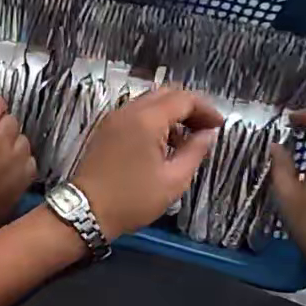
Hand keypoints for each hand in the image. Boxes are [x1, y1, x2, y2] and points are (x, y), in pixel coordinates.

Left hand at [72, 86, 222, 237]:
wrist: (86, 211)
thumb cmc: (133, 199)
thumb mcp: (173, 180)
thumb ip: (194, 152)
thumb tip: (207, 134)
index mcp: (147, 120)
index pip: (183, 99)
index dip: (205, 109)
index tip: (219, 126)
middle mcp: (128, 111)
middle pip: (165, 94)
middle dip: (189, 107)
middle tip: (205, 129)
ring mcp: (113, 119)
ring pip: (148, 103)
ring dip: (170, 114)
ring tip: (186, 140)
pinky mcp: (105, 129)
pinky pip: (134, 114)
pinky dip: (153, 121)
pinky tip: (162, 143)